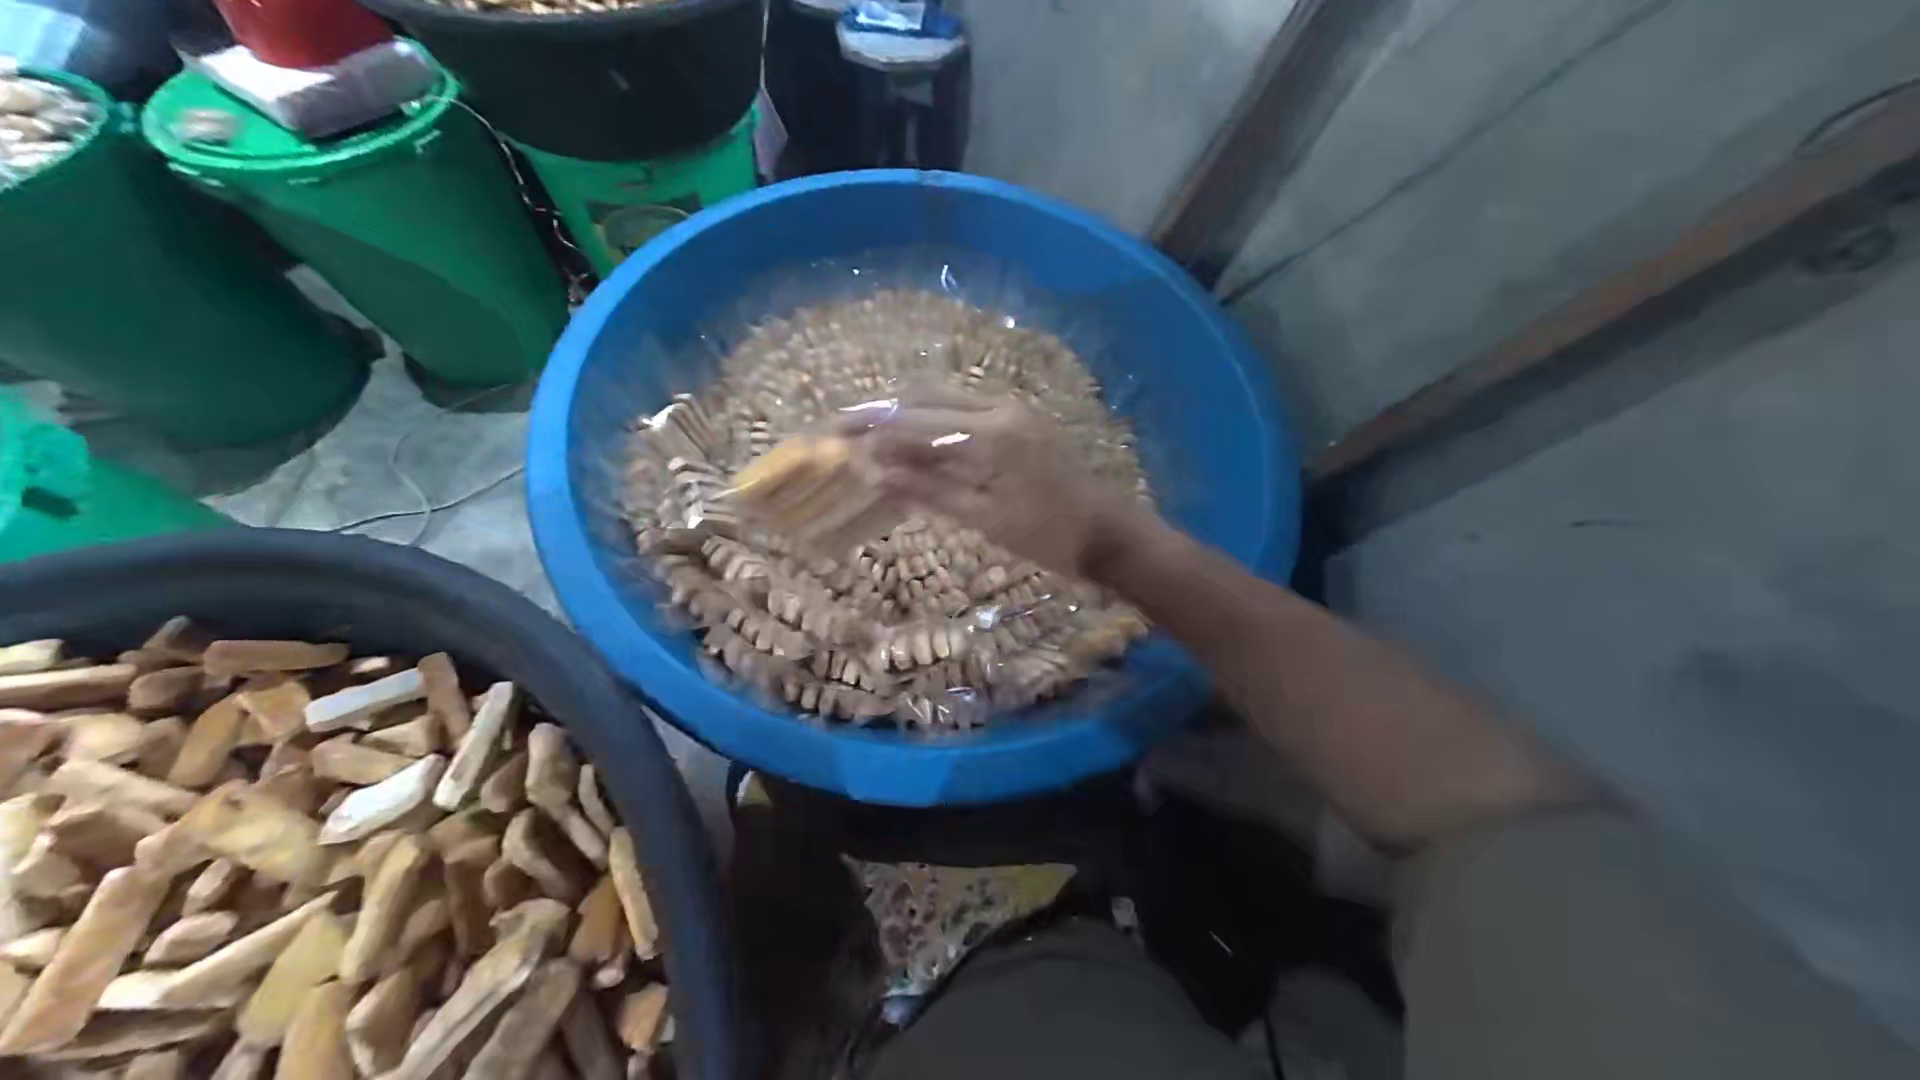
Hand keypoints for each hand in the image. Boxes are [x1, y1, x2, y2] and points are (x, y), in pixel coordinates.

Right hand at [844, 393, 1146, 578]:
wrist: (1106, 533)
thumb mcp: (983, 519)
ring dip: (905, 413)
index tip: (834, 434)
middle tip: (843, 427)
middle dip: (882, 412)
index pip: (917, 422)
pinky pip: (965, 409)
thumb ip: (928, 490)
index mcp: (992, 435)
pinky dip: (933, 420)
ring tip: (869, 433)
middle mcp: (1000, 407)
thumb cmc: (1047, 536)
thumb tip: (875, 472)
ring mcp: (1012, 408)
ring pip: (945, 398)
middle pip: (926, 398)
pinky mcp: (1020, 417)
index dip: (872, 429)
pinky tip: (913, 439)